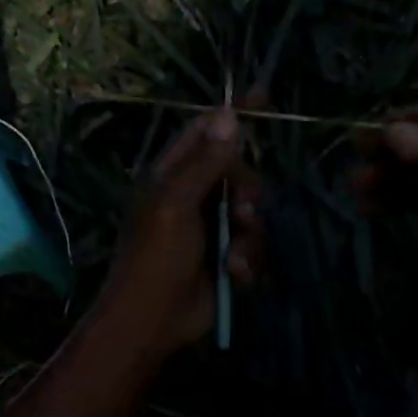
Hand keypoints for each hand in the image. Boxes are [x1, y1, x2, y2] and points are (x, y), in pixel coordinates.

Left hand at [94, 109, 264, 353]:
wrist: (153, 321)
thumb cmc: (156, 258)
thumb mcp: (177, 204)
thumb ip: (205, 162)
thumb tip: (228, 115)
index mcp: (171, 178)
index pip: (204, 133)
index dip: (232, 116)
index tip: (264, 96)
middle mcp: (193, 199)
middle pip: (238, 174)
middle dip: (249, 193)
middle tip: (244, 212)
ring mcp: (212, 232)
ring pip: (252, 215)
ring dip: (249, 237)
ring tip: (234, 256)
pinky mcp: (227, 262)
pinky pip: (253, 249)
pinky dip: (248, 263)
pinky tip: (237, 276)